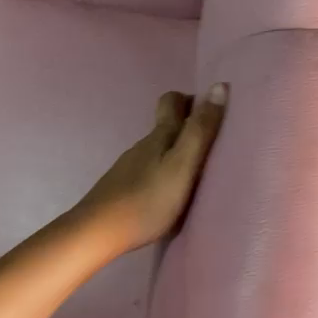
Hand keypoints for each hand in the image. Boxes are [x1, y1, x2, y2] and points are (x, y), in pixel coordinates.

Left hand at [71, 84, 227, 252]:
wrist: (97, 232)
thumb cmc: (147, 199)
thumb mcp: (182, 165)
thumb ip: (201, 131)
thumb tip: (219, 86)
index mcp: (160, 136)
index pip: (171, 101)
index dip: (190, 100)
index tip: (210, 111)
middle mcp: (143, 145)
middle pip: (165, 126)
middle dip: (187, 128)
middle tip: (211, 145)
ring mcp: (129, 167)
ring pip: (157, 150)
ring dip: (176, 153)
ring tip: (196, 172)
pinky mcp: (122, 187)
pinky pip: (148, 170)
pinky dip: (163, 173)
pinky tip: (170, 193)